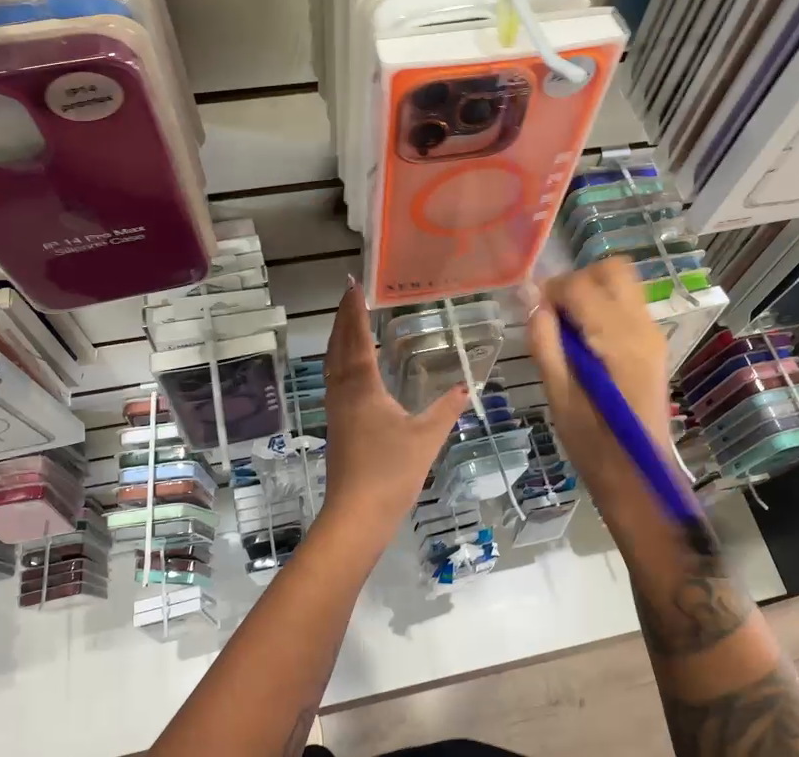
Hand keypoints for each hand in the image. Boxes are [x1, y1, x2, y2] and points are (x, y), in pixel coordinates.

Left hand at [321, 280, 472, 526]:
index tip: (353, 285)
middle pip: (338, 345)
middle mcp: (343, 390)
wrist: (357, 514)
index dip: (355, 310)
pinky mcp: (335, 425)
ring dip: (338, 338)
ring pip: (332, 363)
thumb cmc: (391, 471)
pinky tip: (350, 368)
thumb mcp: (426, 437)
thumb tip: (466, 387)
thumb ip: (446, 409)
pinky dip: (339, 361)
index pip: (357, 337)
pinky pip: (333, 379)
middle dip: (343, 318)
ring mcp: (335, 409)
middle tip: (349, 294)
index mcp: (362, 385)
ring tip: (348, 322)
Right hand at [527, 259, 673, 492]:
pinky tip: (585, 342)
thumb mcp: (559, 397)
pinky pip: (628, 305)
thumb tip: (531, 301)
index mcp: (618, 341)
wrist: (640, 480)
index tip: (533, 314)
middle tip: (554, 313)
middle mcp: (643, 328)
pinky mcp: (654, 345)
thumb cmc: (594, 446)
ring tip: (567, 329)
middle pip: (612, 270)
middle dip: (578, 281)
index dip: (551, 291)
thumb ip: (545, 343)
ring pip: (622, 284)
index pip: (581, 286)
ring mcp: (653, 335)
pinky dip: (603, 308)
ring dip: (591, 293)